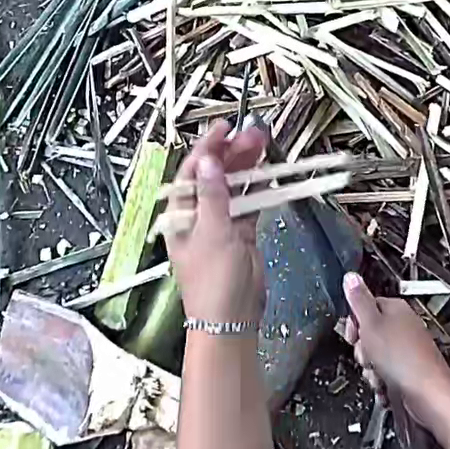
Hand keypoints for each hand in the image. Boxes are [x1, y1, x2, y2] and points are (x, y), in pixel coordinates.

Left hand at [168, 120, 269, 325]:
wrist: (232, 320)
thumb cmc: (212, 284)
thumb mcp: (212, 234)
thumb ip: (213, 196)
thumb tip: (210, 163)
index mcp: (182, 214)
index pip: (193, 171)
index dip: (208, 147)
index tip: (225, 128)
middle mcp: (199, 215)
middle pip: (216, 175)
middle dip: (233, 153)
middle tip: (253, 135)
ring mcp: (221, 223)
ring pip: (234, 186)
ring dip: (248, 167)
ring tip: (263, 146)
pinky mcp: (240, 234)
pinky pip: (249, 204)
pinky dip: (258, 189)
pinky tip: (267, 173)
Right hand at [340, 273, 449, 431]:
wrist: (428, 395)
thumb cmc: (405, 359)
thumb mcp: (371, 324)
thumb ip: (358, 300)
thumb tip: (350, 277)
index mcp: (395, 309)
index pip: (364, 307)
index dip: (354, 323)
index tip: (352, 334)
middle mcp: (403, 327)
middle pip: (368, 334)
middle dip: (362, 350)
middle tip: (368, 356)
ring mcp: (406, 350)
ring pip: (375, 358)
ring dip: (371, 370)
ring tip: (378, 374)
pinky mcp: (408, 372)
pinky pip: (385, 375)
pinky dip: (381, 383)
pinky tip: (385, 387)